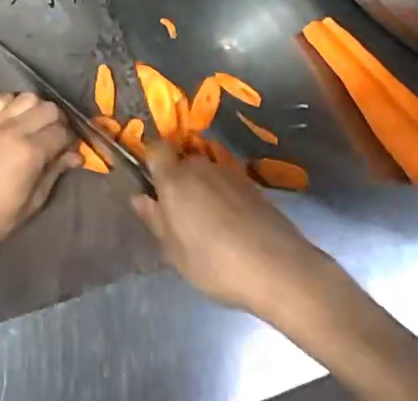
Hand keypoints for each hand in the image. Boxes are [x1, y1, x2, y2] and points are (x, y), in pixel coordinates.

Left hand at [0, 93, 81, 249]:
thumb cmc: (2, 215)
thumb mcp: (36, 200)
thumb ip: (56, 171)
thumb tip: (76, 155)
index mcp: (30, 152)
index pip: (62, 131)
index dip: (70, 140)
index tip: (70, 150)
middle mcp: (15, 130)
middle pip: (49, 108)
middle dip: (58, 121)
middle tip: (56, 137)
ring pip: (28, 97)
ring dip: (38, 109)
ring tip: (37, 125)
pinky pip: (1, 99)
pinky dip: (12, 103)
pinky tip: (15, 118)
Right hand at [131, 141, 330, 317]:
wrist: (279, 268)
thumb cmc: (216, 263)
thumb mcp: (175, 252)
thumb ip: (155, 220)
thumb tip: (139, 197)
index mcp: (174, 179)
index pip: (156, 150)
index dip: (152, 162)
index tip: (153, 185)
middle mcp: (200, 166)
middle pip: (183, 162)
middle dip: (179, 180)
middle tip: (181, 213)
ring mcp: (229, 173)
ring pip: (207, 173)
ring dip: (204, 189)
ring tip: (210, 223)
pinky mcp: (253, 185)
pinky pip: (228, 184)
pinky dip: (226, 197)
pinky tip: (233, 226)